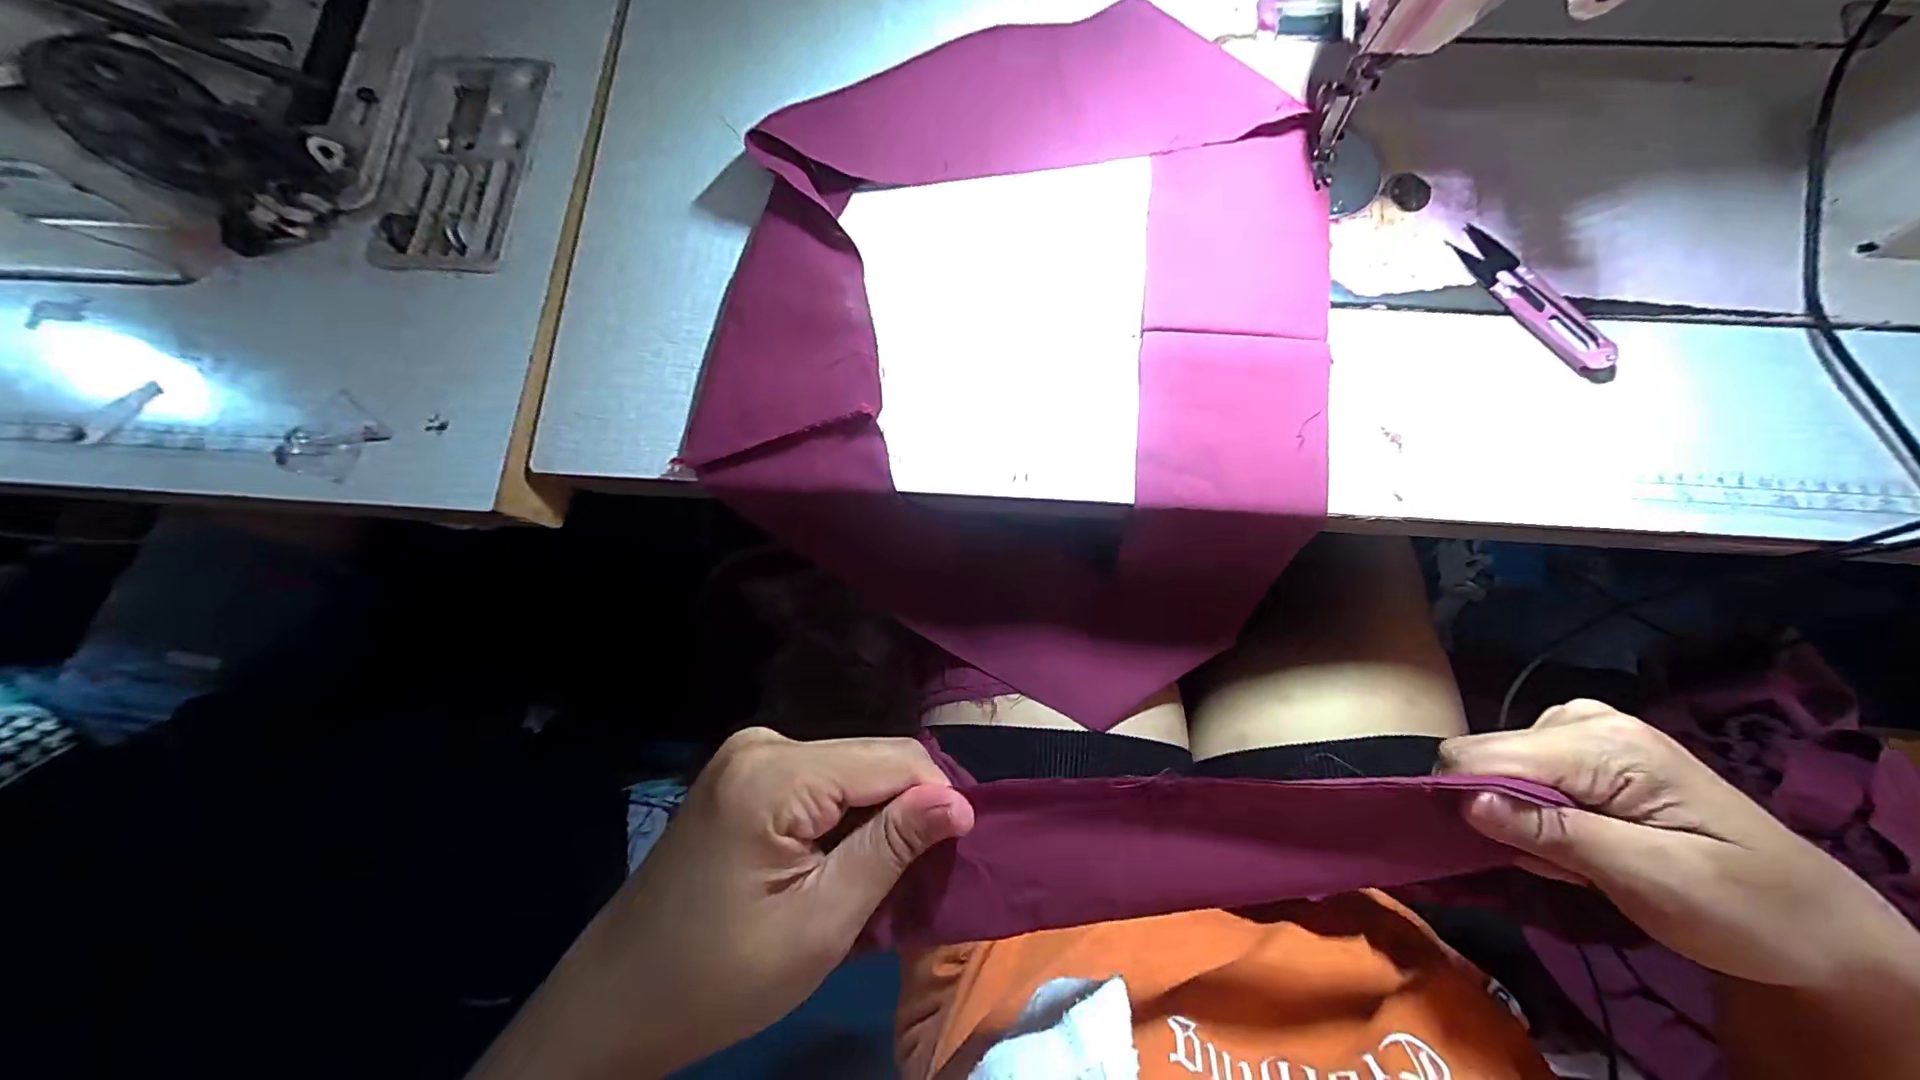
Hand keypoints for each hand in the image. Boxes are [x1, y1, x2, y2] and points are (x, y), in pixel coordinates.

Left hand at [470, 728, 973, 1078]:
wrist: (618, 1000)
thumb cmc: (720, 977)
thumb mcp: (821, 923)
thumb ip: (892, 848)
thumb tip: (960, 802)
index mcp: (776, 773)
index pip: (893, 758)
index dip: (937, 799)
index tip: (956, 854)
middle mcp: (763, 743)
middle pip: (871, 758)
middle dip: (907, 807)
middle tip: (919, 875)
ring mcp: (750, 753)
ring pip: (851, 768)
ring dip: (878, 814)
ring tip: (881, 873)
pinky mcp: (745, 771)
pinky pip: (822, 778)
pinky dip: (844, 815)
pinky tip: (840, 859)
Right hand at [1439, 700, 1919, 989]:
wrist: (1818, 927)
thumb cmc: (1747, 908)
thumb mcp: (1657, 881)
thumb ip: (1559, 835)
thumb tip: (1465, 802)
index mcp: (1606, 742)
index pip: (1485, 754)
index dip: (1470, 801)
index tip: (1507, 851)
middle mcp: (1583, 718)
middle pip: (1483, 756)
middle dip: (1502, 812)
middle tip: (1560, 862)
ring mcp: (1582, 729)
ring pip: (1493, 766)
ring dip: (1519, 818)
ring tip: (1579, 857)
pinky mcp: (1579, 748)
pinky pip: (1515, 772)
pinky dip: (1532, 814)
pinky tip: (1580, 840)